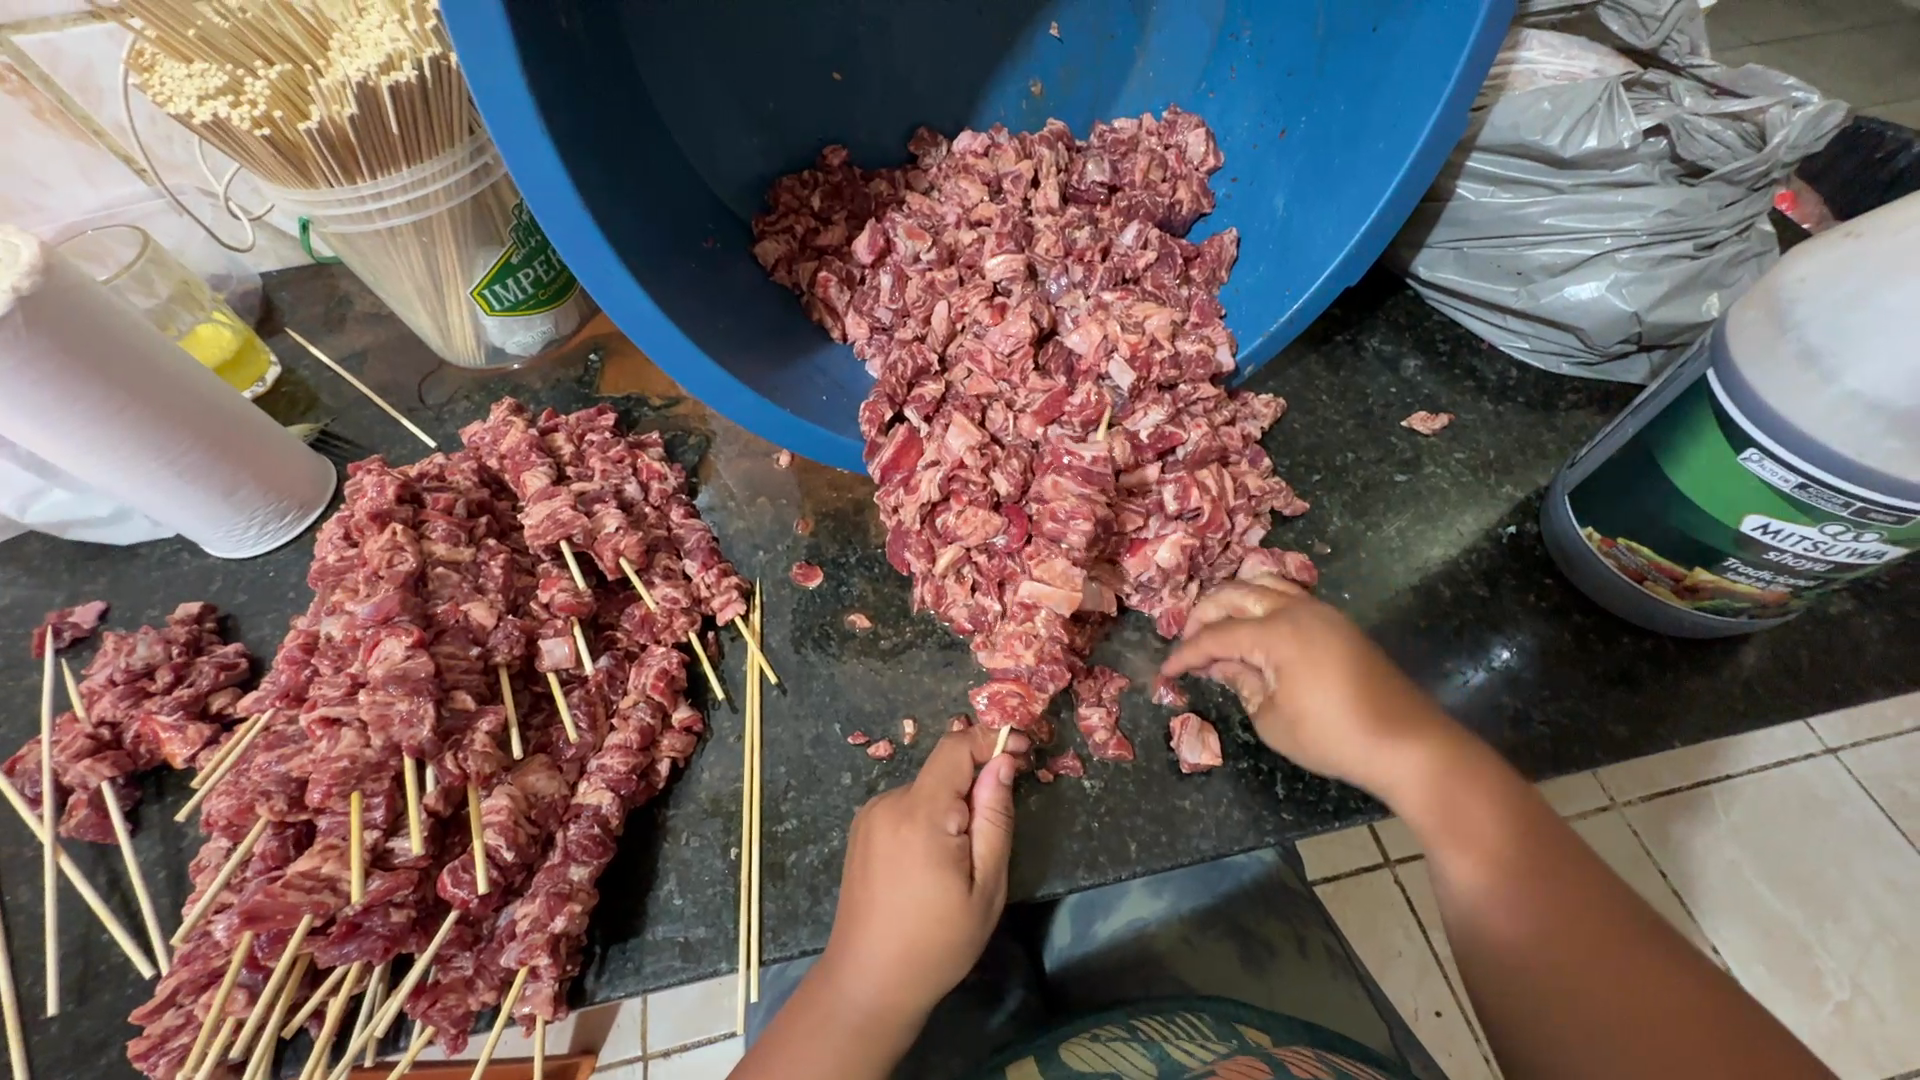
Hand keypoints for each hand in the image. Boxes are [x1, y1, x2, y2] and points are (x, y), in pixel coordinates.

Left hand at [816, 722, 1026, 1025]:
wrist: (868, 982)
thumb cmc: (937, 942)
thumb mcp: (986, 886)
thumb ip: (995, 818)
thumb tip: (1003, 762)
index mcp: (921, 813)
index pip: (956, 746)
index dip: (991, 738)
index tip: (1022, 748)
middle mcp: (889, 802)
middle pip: (942, 769)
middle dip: (977, 780)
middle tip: (1001, 818)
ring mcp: (871, 815)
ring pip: (927, 789)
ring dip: (952, 803)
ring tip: (964, 857)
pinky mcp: (863, 829)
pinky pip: (907, 806)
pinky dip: (930, 817)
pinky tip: (933, 861)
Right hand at [1160, 576, 1465, 795]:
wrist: (1408, 744)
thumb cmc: (1333, 737)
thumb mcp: (1272, 719)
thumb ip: (1241, 683)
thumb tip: (1219, 665)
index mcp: (1277, 632)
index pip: (1216, 635)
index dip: (1186, 653)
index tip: (1165, 671)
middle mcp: (1297, 609)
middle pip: (1235, 595)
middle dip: (1203, 616)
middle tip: (1186, 644)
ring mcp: (1322, 612)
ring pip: (1263, 586)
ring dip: (1233, 604)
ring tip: (1215, 631)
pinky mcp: (1338, 624)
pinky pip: (1287, 598)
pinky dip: (1260, 606)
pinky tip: (1252, 633)